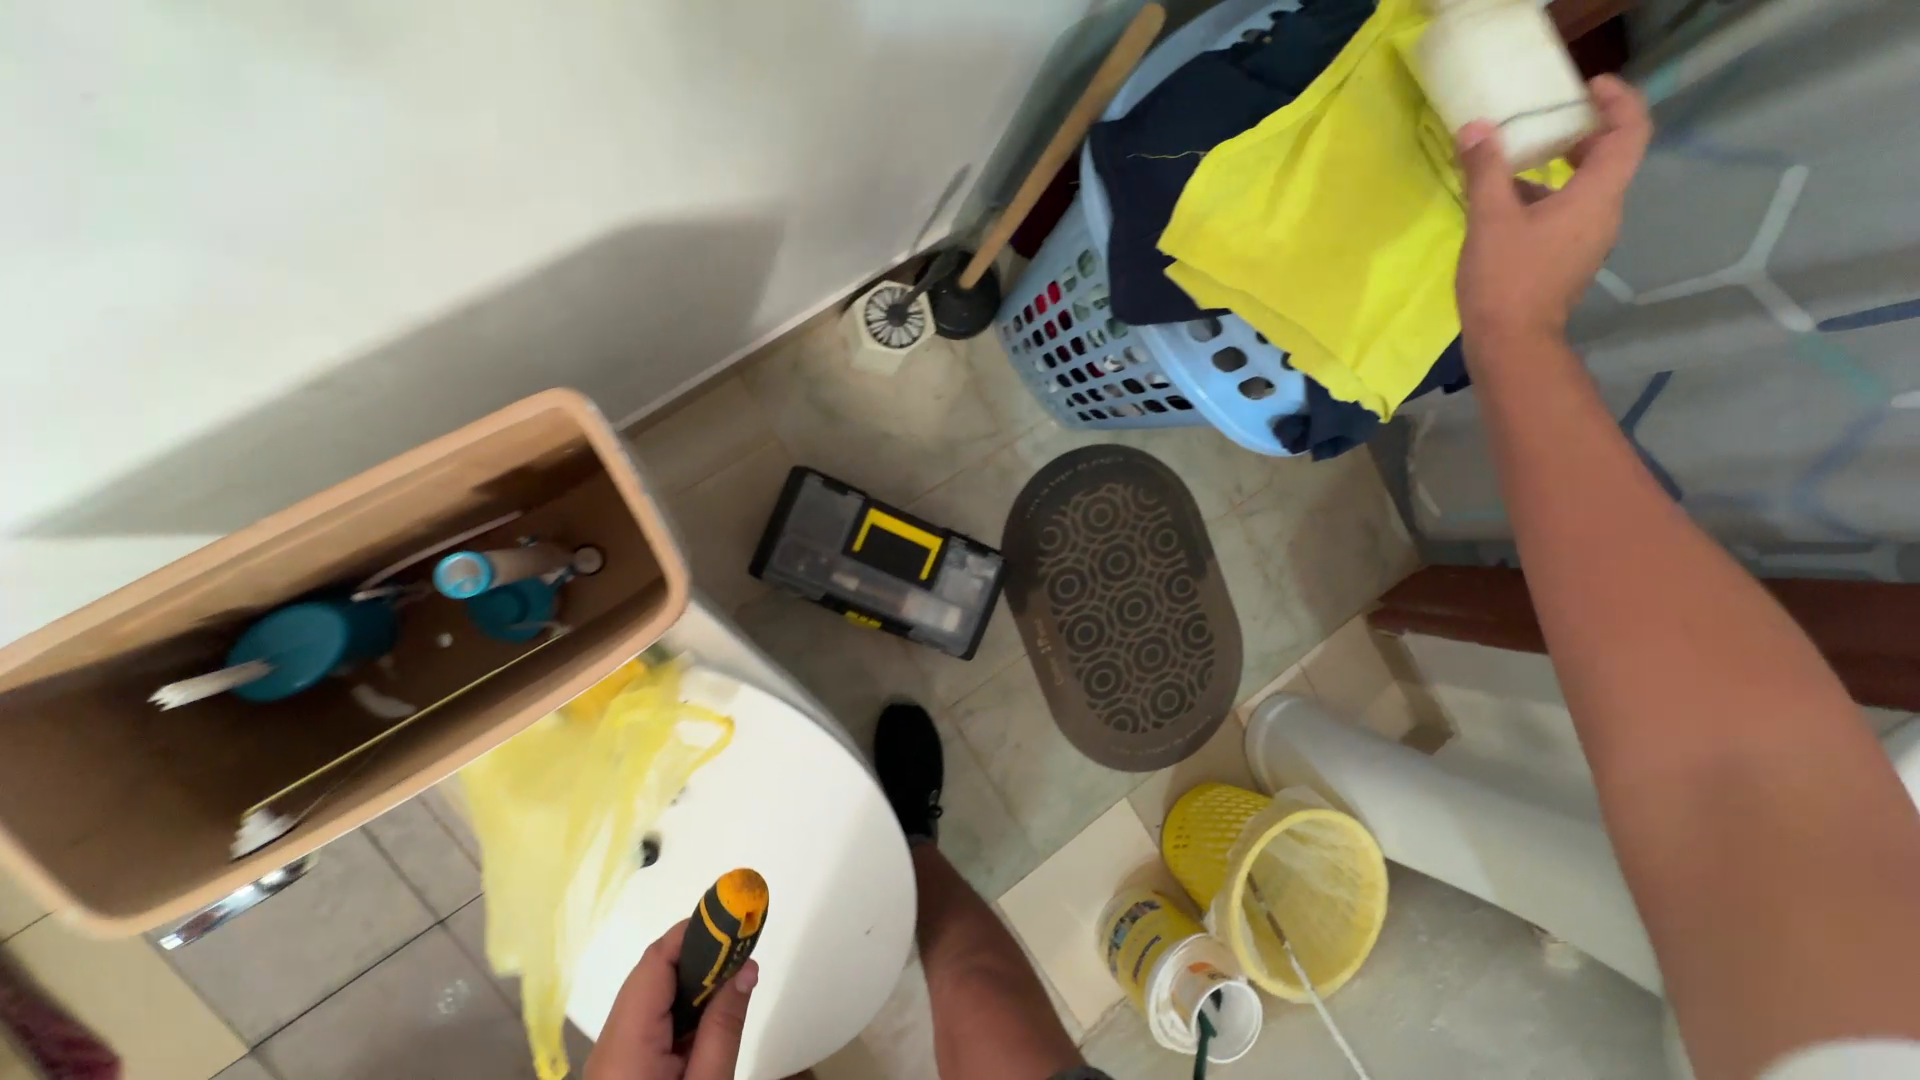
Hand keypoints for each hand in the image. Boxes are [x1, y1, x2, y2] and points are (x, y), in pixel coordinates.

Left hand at [587, 921, 758, 1079]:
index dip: (693, 932)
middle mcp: (609, 1041)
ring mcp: (611, 1055)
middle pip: (652, 974)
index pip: (655, 962)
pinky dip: (681, 1006)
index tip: (733, 918)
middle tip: (742, 948)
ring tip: (733, 977)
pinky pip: (649, 1019)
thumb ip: (724, 1027)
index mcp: (626, 1043)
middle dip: (698, 955)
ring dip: (692, 981)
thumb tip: (746, 967)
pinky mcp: (619, 1066)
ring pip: (652, 996)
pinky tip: (708, 1011)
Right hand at [1455, 74, 1651, 345]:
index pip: (1630, 131)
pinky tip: (1507, 212)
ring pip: (1585, 191)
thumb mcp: (1489, 220)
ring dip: (1558, 171)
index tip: (1588, 89)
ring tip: (1514, 169)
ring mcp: (1589, 241)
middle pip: (1609, 159)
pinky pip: (1568, 217)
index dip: (1617, 101)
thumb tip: (1478, 128)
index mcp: (1597, 196)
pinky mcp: (1570, 261)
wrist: (1511, 343)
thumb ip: (1485, 171)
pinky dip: (1547, 201)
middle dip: (1582, 135)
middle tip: (1547, 125)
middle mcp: (1605, 214)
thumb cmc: (1505, 279)